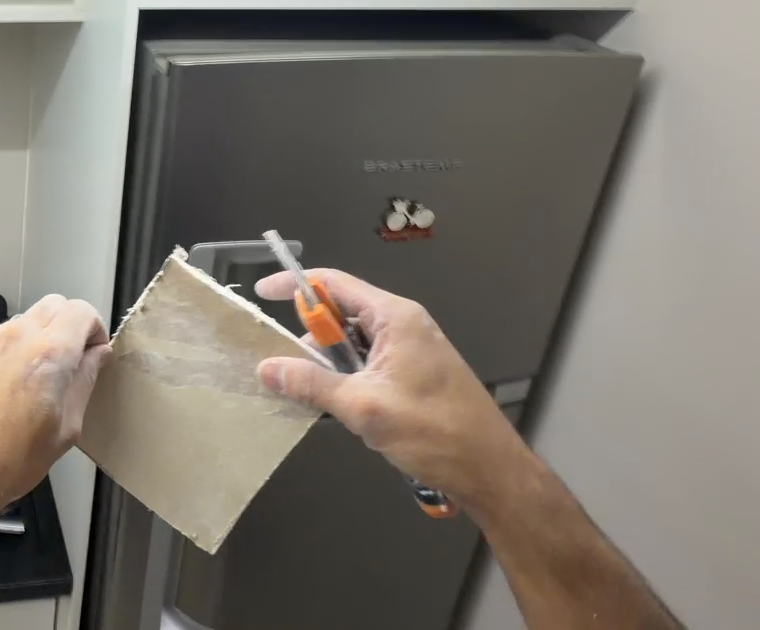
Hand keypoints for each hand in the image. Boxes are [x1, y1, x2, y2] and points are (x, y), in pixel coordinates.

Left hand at [0, 295, 111, 516]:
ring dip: (38, 335)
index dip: (94, 328)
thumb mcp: (67, 428)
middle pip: (55, 303)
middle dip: (68, 324)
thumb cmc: (16, 459)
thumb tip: (98, 352)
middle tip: (69, 359)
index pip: (81, 310)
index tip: (92, 353)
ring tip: (32, 376)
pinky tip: (4, 382)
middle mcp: (18, 334)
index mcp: (50, 353)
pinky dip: (10, 347)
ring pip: (26, 318)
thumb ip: (85, 380)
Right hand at [254, 268, 530, 508]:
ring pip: (352, 339)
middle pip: (340, 311)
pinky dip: (347, 374)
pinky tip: (342, 402)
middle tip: (292, 364)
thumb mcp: (363, 407)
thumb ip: (310, 383)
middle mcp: (404, 323)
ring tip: (321, 393)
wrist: (496, 477)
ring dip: (330, 361)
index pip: (333, 282)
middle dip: (312, 334)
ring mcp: (411, 348)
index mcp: (395, 317)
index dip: (294, 284)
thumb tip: (267, 368)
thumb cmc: (436, 434)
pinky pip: (367, 359)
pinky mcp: (415, 371)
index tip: (262, 293)